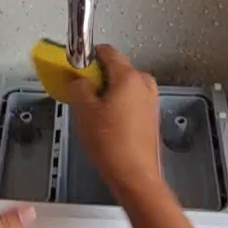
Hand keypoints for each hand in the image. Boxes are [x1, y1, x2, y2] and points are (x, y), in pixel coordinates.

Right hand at [65, 45, 166, 198]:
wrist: (135, 175)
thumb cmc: (110, 142)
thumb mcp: (84, 110)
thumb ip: (78, 86)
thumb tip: (78, 80)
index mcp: (129, 77)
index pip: (107, 51)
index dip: (89, 56)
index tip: (76, 67)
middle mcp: (144, 84)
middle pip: (117, 68)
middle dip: (98, 76)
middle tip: (81, 91)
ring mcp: (151, 100)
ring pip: (124, 85)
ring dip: (108, 91)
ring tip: (92, 110)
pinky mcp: (151, 116)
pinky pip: (131, 99)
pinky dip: (118, 103)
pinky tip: (107, 122)